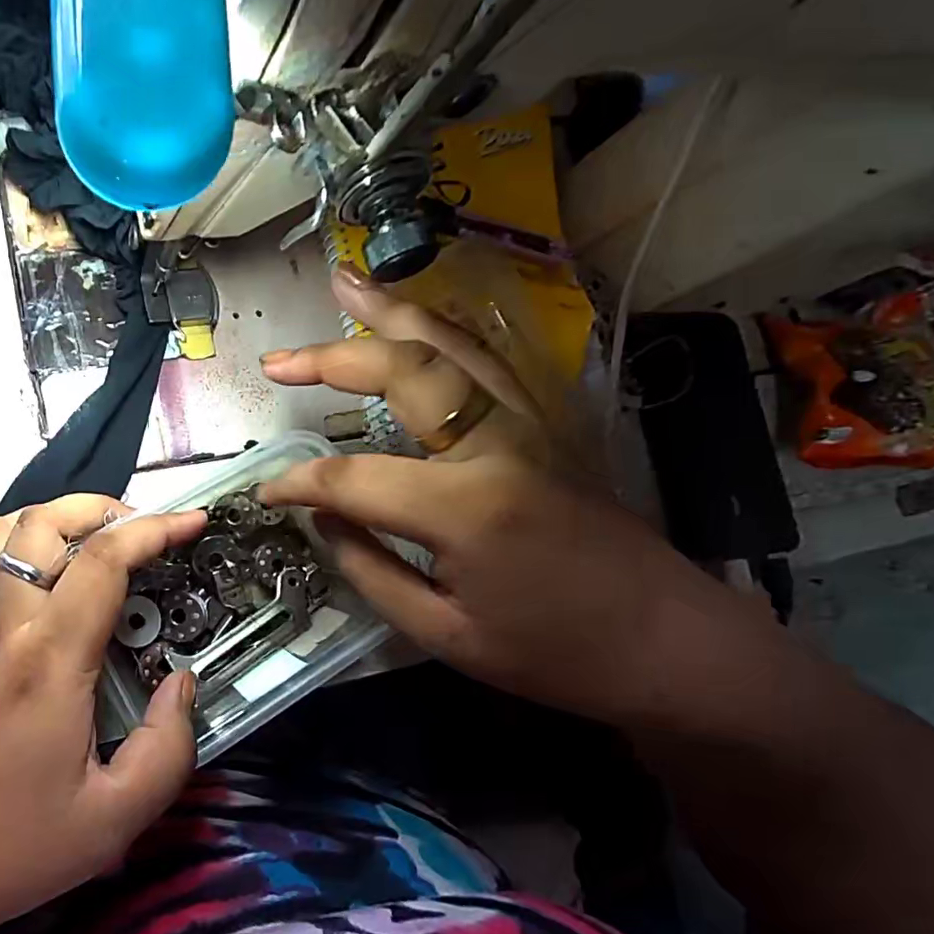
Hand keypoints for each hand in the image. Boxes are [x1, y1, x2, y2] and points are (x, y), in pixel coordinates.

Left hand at [0, 496, 205, 933]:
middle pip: (42, 525)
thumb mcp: (117, 818)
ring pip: (1, 535)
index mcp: (49, 662)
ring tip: (98, 537)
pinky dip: (19, 543)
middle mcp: (5, 629)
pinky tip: (50, 572)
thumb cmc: (16, 847)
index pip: (102, 561)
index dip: (153, 529)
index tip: (191, 521)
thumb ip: (168, 746)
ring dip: (54, 518)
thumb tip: (183, 682)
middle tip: (142, 528)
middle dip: (100, 507)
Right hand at [258, 268, 753, 729]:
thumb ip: (369, 570)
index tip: (265, 493)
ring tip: (344, 282)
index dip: (298, 484)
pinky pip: (485, 360)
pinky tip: (413, 320)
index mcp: (466, 507)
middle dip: (331, 359)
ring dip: (392, 311)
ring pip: (451, 345)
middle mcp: (497, 445)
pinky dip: (441, 331)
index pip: (353, 478)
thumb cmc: (552, 652)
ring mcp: (529, 423)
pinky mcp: (547, 423)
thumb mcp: (443, 633)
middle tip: (277, 360)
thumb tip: (321, 518)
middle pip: (404, 373)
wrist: (668, 642)